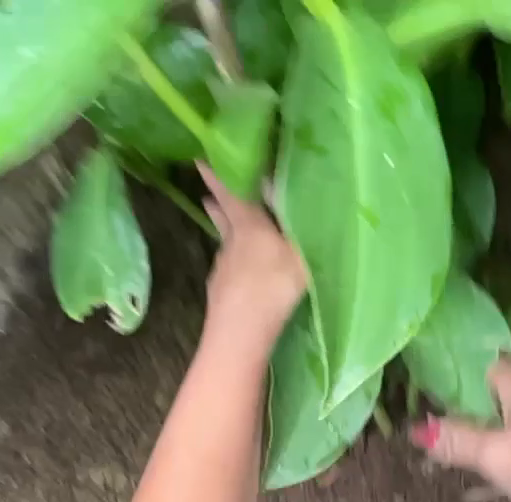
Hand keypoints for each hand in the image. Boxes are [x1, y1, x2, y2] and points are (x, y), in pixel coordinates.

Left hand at [199, 166, 306, 332]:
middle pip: (222, 217)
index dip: (217, 175)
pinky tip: (240, 274)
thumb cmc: (273, 286)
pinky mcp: (219, 293)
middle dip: (217, 202)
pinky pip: (228, 271)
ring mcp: (222, 270)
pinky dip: (233, 265)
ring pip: (224, 244)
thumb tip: (310, 205)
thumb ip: (305, 229)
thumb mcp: (301, 253)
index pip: (231, 193)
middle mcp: (231, 243)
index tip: (200, 159)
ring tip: (224, 228)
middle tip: (208, 193)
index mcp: (249, 225)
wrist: (240, 333)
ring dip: (224, 233)